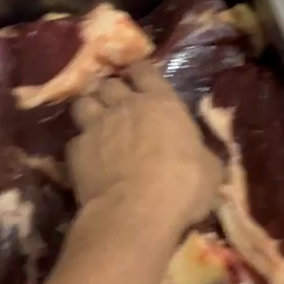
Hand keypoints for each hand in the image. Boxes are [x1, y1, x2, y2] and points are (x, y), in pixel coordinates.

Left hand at [67, 61, 221, 236]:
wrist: (136, 213)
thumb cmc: (182, 187)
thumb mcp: (209, 170)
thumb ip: (202, 155)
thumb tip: (205, 160)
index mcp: (162, 103)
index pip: (145, 71)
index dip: (139, 71)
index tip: (138, 76)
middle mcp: (125, 105)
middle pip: (109, 83)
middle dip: (111, 90)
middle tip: (115, 103)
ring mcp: (96, 125)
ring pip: (83, 102)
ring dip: (89, 108)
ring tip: (94, 121)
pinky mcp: (75, 149)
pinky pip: (74, 139)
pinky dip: (80, 145)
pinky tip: (85, 158)